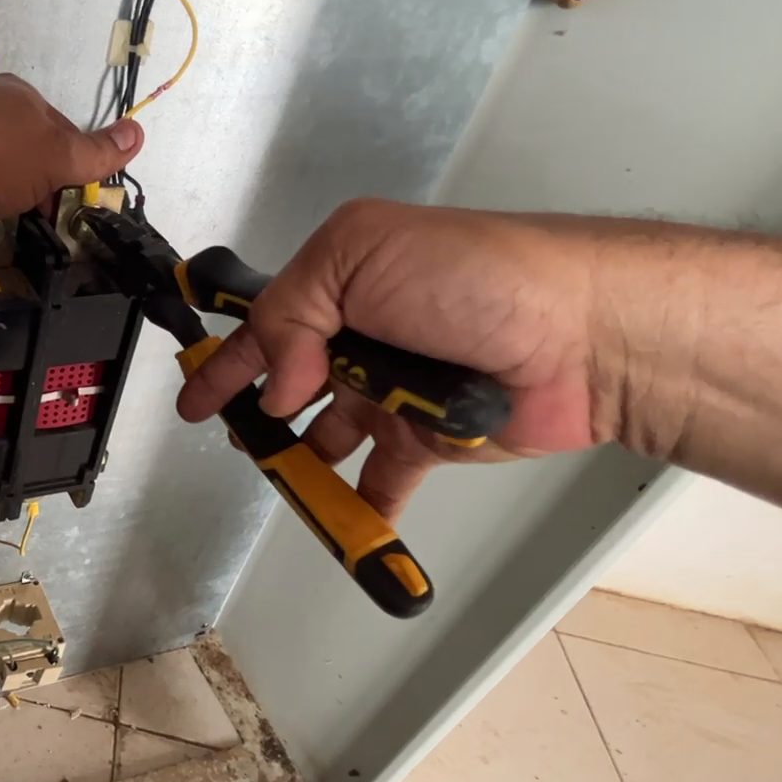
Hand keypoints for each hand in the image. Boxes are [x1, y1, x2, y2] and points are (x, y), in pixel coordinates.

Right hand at [176, 199, 634, 518]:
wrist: (588, 335)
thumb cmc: (471, 280)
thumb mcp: (358, 257)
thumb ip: (291, 316)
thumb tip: (278, 390)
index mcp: (338, 288)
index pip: (262, 328)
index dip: (223, 364)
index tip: (193, 400)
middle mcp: (356, 339)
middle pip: (286, 387)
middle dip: (255, 414)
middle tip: (238, 438)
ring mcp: (386, 393)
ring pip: (321, 436)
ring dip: (297, 460)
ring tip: (283, 476)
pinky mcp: (421, 441)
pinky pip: (376, 480)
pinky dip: (357, 507)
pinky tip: (340, 524)